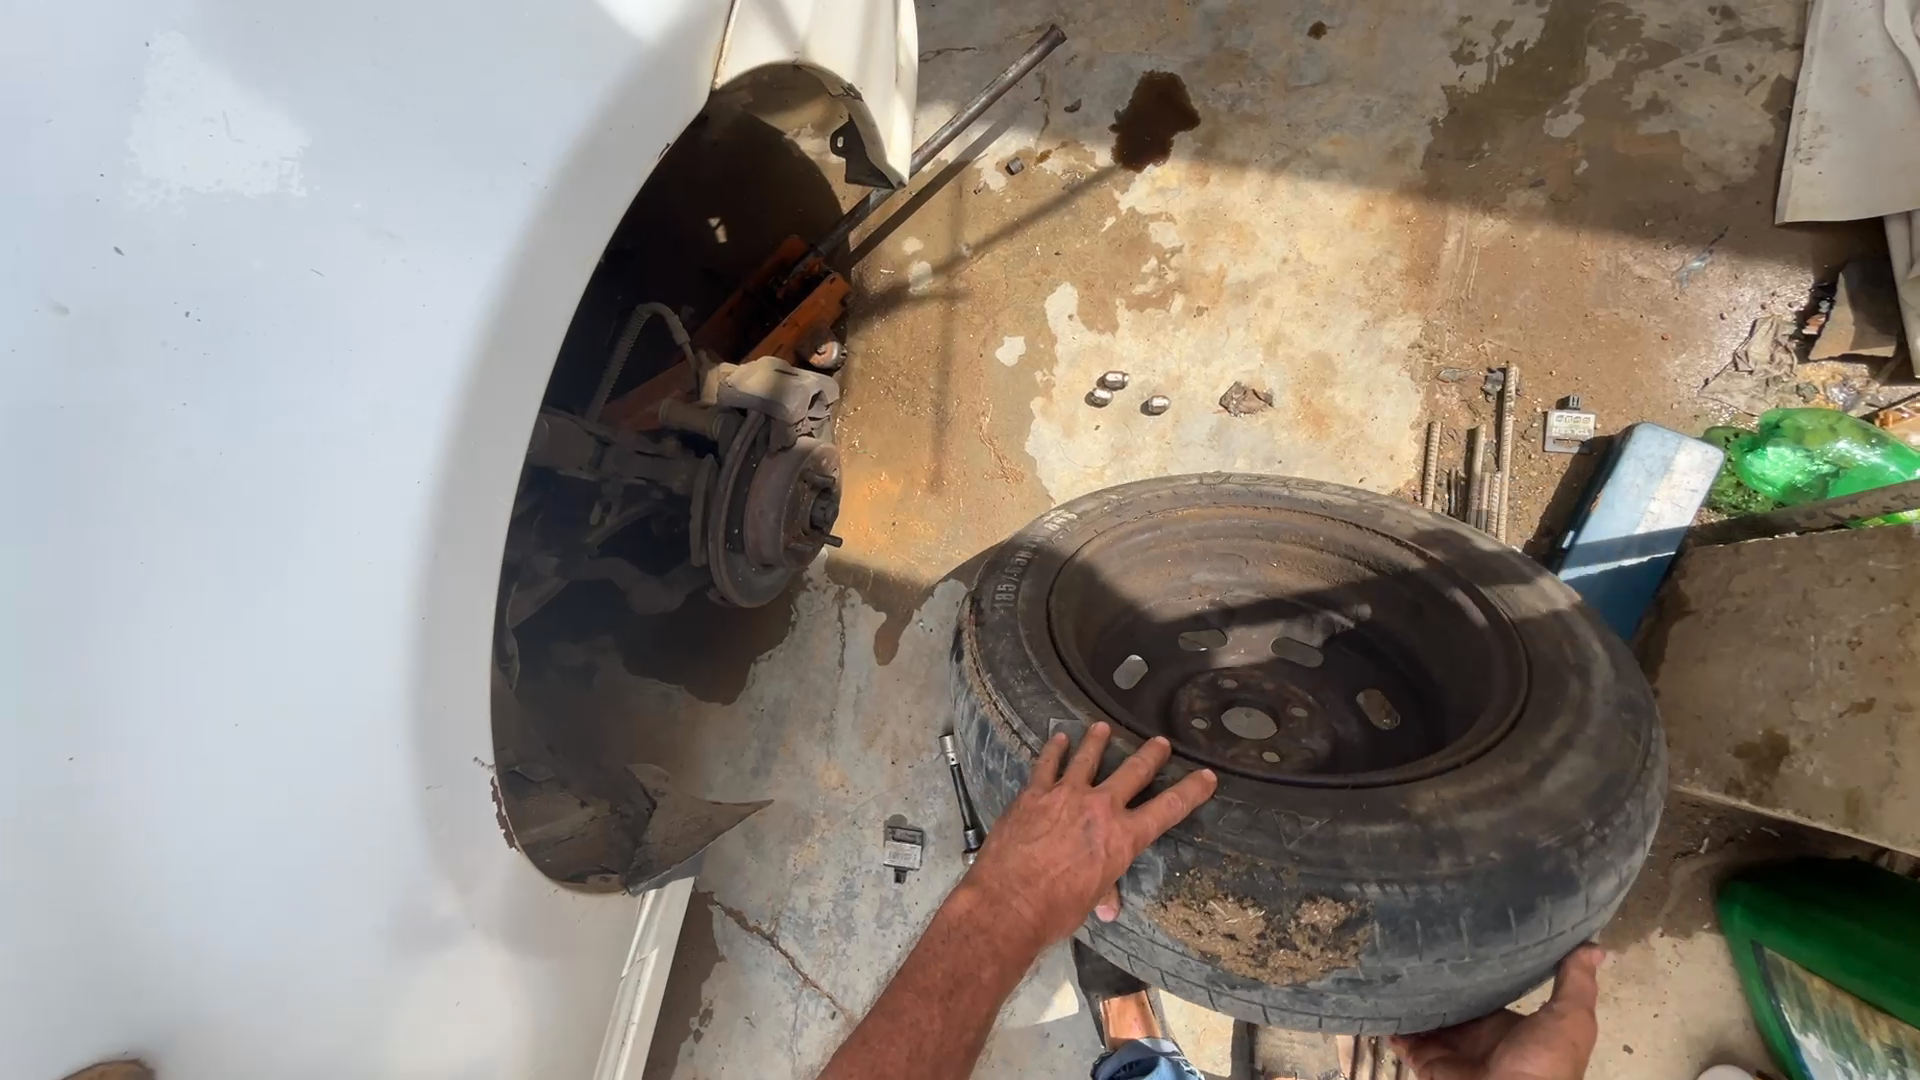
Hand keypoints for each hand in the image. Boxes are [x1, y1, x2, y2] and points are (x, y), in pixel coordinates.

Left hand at [959, 722, 1217, 950]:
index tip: (1206, 775)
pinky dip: (1053, 750)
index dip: (1190, 791)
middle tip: (1160, 741)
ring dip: (1096, 741)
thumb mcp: (1089, 900)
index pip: (1167, 810)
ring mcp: (1066, 794)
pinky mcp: (1035, 792)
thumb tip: (1108, 905)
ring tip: (1103, 726)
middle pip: (1132, 772)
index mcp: (1122, 838)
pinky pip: (1047, 764)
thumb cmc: (1056, 910)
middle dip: (1150, 755)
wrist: (1011, 900)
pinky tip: (1057, 738)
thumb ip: (1103, 890)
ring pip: (1087, 758)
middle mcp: (1100, 808)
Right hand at [1391, 946, 1603, 1079]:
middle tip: (1400, 937)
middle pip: (1442, 1000)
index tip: (1441, 931)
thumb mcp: (1568, 1023)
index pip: (1476, 988)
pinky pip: (1398, 1036)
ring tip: (1380, 959)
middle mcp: (1471, 1034)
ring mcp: (1445, 1048)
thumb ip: (1574, 986)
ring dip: (1402, 995)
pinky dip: (1386, 1020)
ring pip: (1417, 1015)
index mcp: (1500, 1024)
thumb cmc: (1541, 1066)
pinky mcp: (1423, 1059)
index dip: (1461, 964)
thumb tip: (1596, 947)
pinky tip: (1373, 994)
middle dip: (1423, 977)